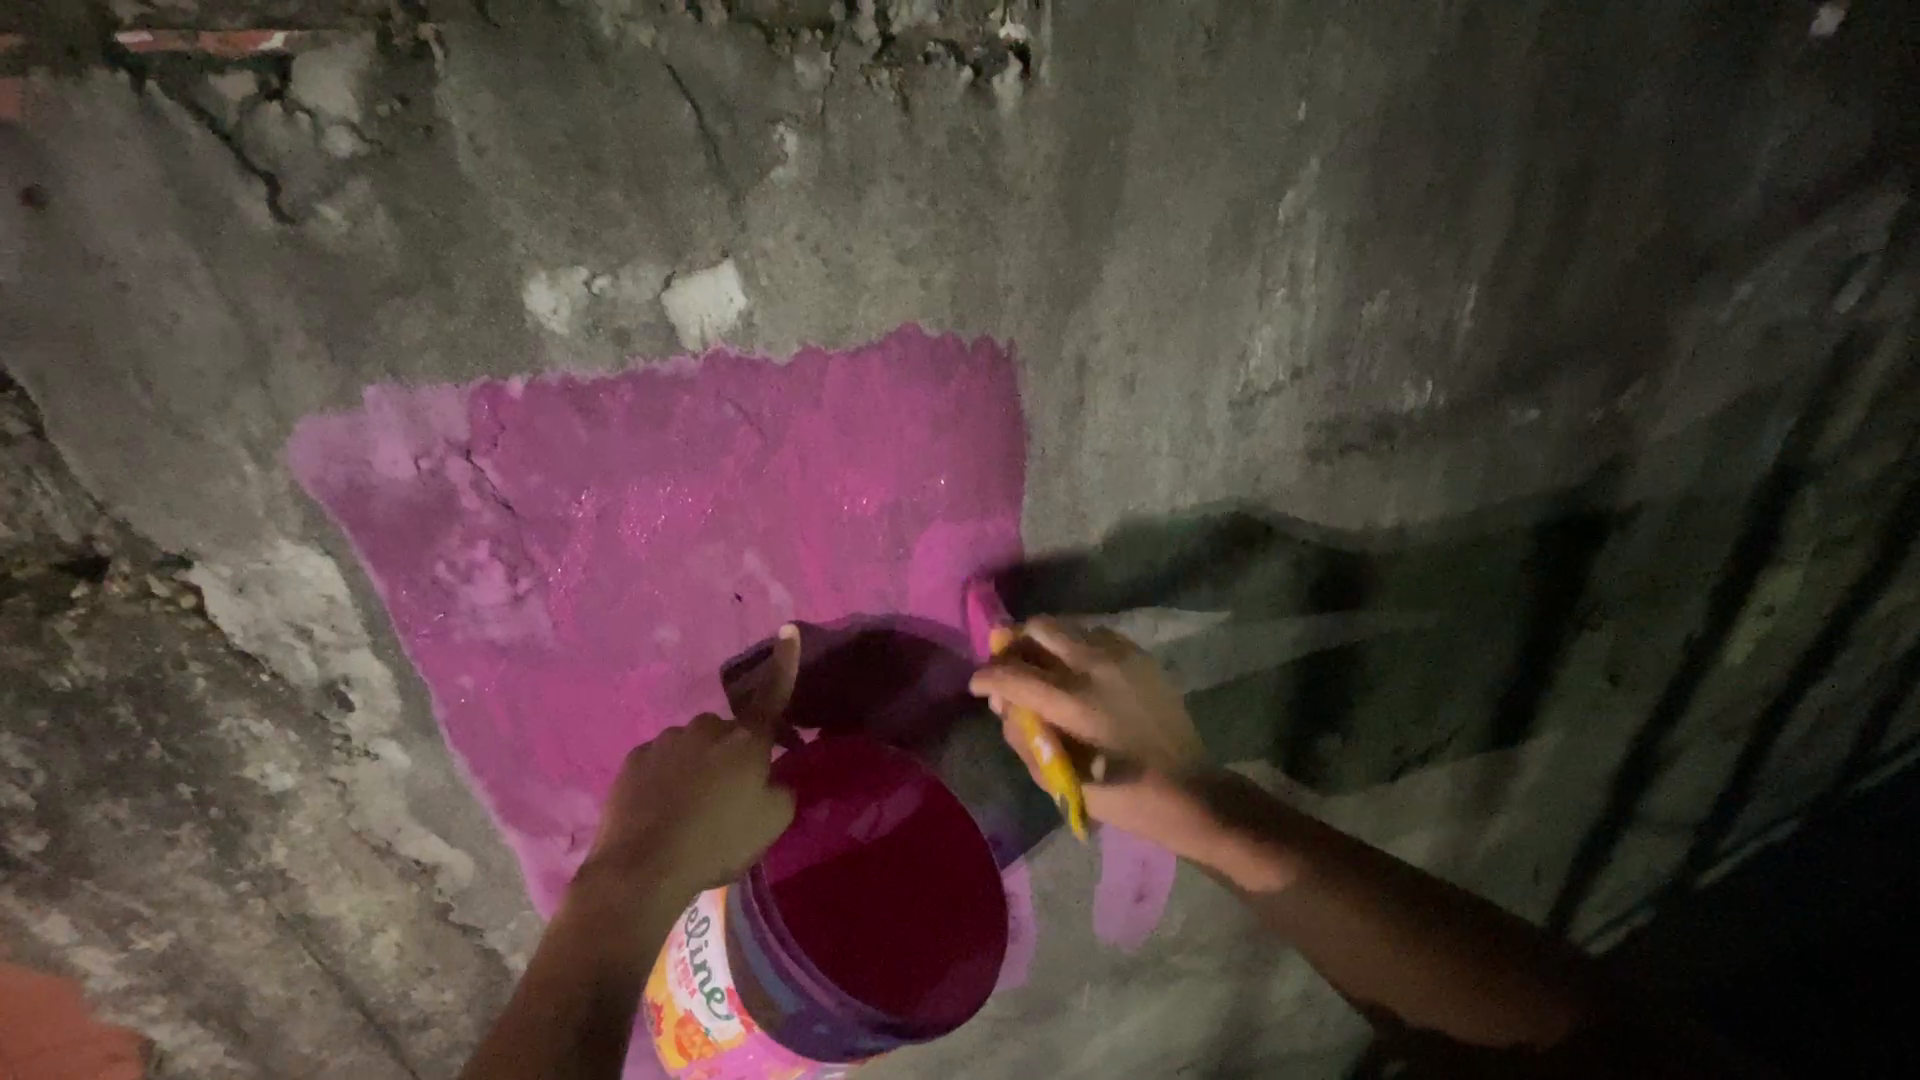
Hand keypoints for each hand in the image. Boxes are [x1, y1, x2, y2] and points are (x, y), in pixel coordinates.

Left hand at [578, 627, 801, 902]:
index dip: (784, 663)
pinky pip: (661, 763)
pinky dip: (666, 780)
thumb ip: (781, 790)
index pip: (773, 694)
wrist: (641, 869)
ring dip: (697, 768)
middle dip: (731, 755)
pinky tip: (662, 812)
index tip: (787, 629)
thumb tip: (773, 777)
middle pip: (728, 735)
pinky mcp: (633, 760)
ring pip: (692, 748)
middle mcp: (706, 728)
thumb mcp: (772, 823)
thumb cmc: (717, 843)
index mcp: (746, 740)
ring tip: (690, 812)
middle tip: (730, 798)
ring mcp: (666, 741)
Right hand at [969, 617, 1214, 850]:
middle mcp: (1094, 665)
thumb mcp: (1061, 779)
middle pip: (1038, 628)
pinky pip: (1096, 635)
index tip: (978, 685)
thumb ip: (1025, 737)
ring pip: (1067, 626)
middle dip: (1015, 645)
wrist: (1189, 790)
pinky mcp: (1140, 655)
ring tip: (1045, 671)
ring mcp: (1121, 655)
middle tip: (1011, 669)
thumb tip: (1004, 706)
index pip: (1011, 673)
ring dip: (1047, 644)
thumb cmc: (1122, 796)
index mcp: (1072, 702)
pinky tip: (1079, 673)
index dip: (985, 676)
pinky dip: (1077, 646)